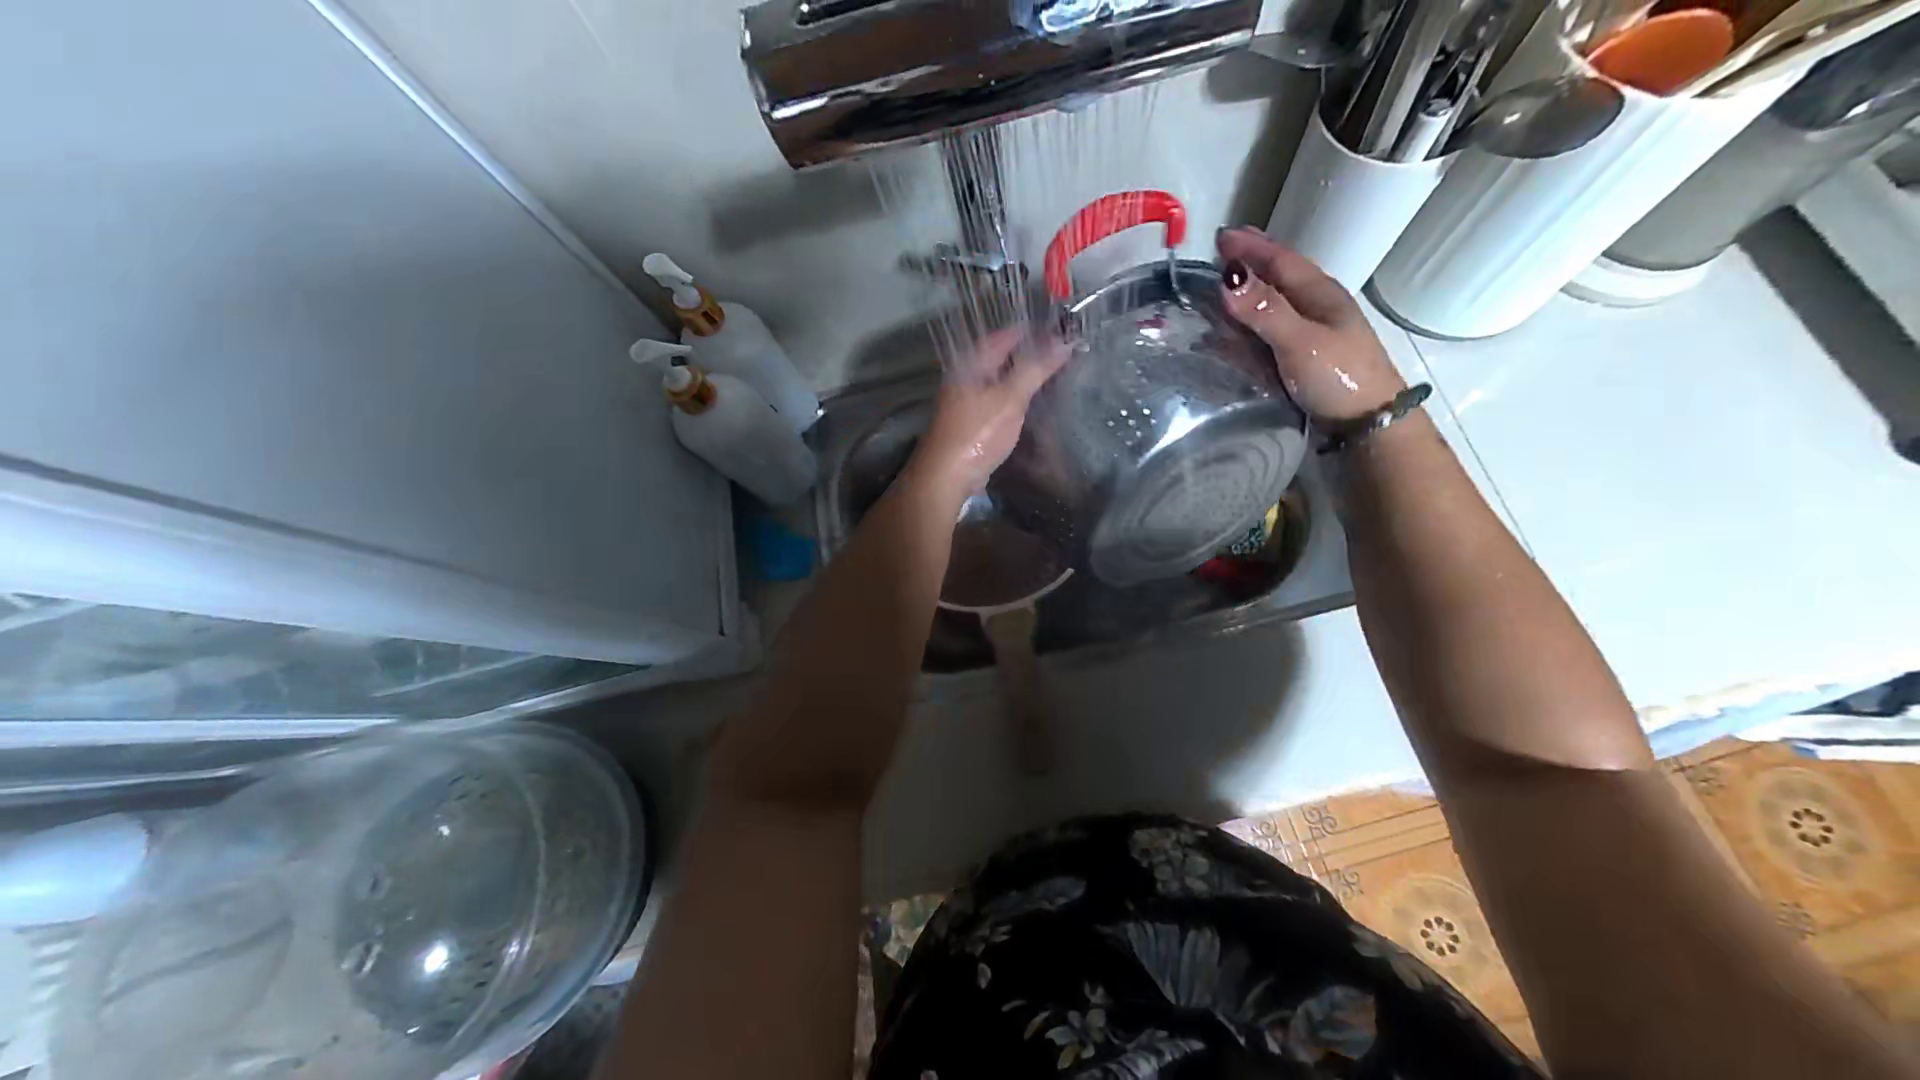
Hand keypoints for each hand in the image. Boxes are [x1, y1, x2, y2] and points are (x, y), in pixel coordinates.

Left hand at [904, 325, 1070, 496]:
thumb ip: (1036, 369)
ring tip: (1052, 372)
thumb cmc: (977, 434)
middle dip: (1028, 353)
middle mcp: (964, 378)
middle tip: (1060, 349)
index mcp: (969, 364)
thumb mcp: (1010, 398)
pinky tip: (1031, 401)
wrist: (946, 477)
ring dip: (1022, 376)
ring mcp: (965, 402)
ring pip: (998, 380)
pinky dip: (1014, 397)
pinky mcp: (970, 424)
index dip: (1028, 331)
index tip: (1057, 328)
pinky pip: (996, 401)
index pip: (1002, 336)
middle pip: (999, 358)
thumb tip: (1064, 341)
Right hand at [1217, 227, 1405, 421]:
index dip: (1251, 247)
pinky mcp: (1306, 357)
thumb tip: (1227, 278)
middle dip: (1251, 262)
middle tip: (1220, 253)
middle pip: (1280, 276)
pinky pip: (1272, 328)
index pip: (1281, 260)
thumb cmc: (1339, 376)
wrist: (1369, 422)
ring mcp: (1314, 333)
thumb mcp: (1299, 340)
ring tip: (1223, 288)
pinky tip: (1239, 330)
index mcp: (1319, 294)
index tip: (1221, 236)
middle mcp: (1317, 307)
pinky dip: (1252, 321)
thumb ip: (1265, 310)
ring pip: (1277, 302)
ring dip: (1251, 291)